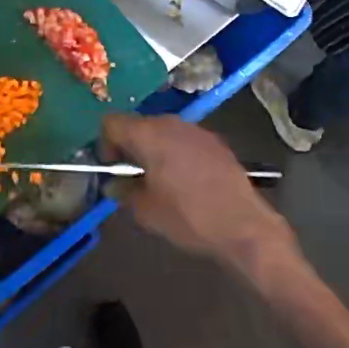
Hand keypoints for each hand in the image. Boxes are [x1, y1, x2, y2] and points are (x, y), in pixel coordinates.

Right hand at [101, 114, 295, 274]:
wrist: (243, 225)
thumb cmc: (188, 217)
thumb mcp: (146, 212)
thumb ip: (123, 192)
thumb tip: (114, 185)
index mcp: (148, 135)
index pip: (112, 122)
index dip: (105, 143)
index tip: (112, 168)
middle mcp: (170, 123)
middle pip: (138, 124)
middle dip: (130, 146)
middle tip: (132, 177)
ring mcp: (195, 130)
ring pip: (162, 131)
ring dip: (154, 149)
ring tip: (159, 180)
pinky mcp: (214, 141)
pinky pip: (184, 139)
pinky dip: (176, 152)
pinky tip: (186, 180)